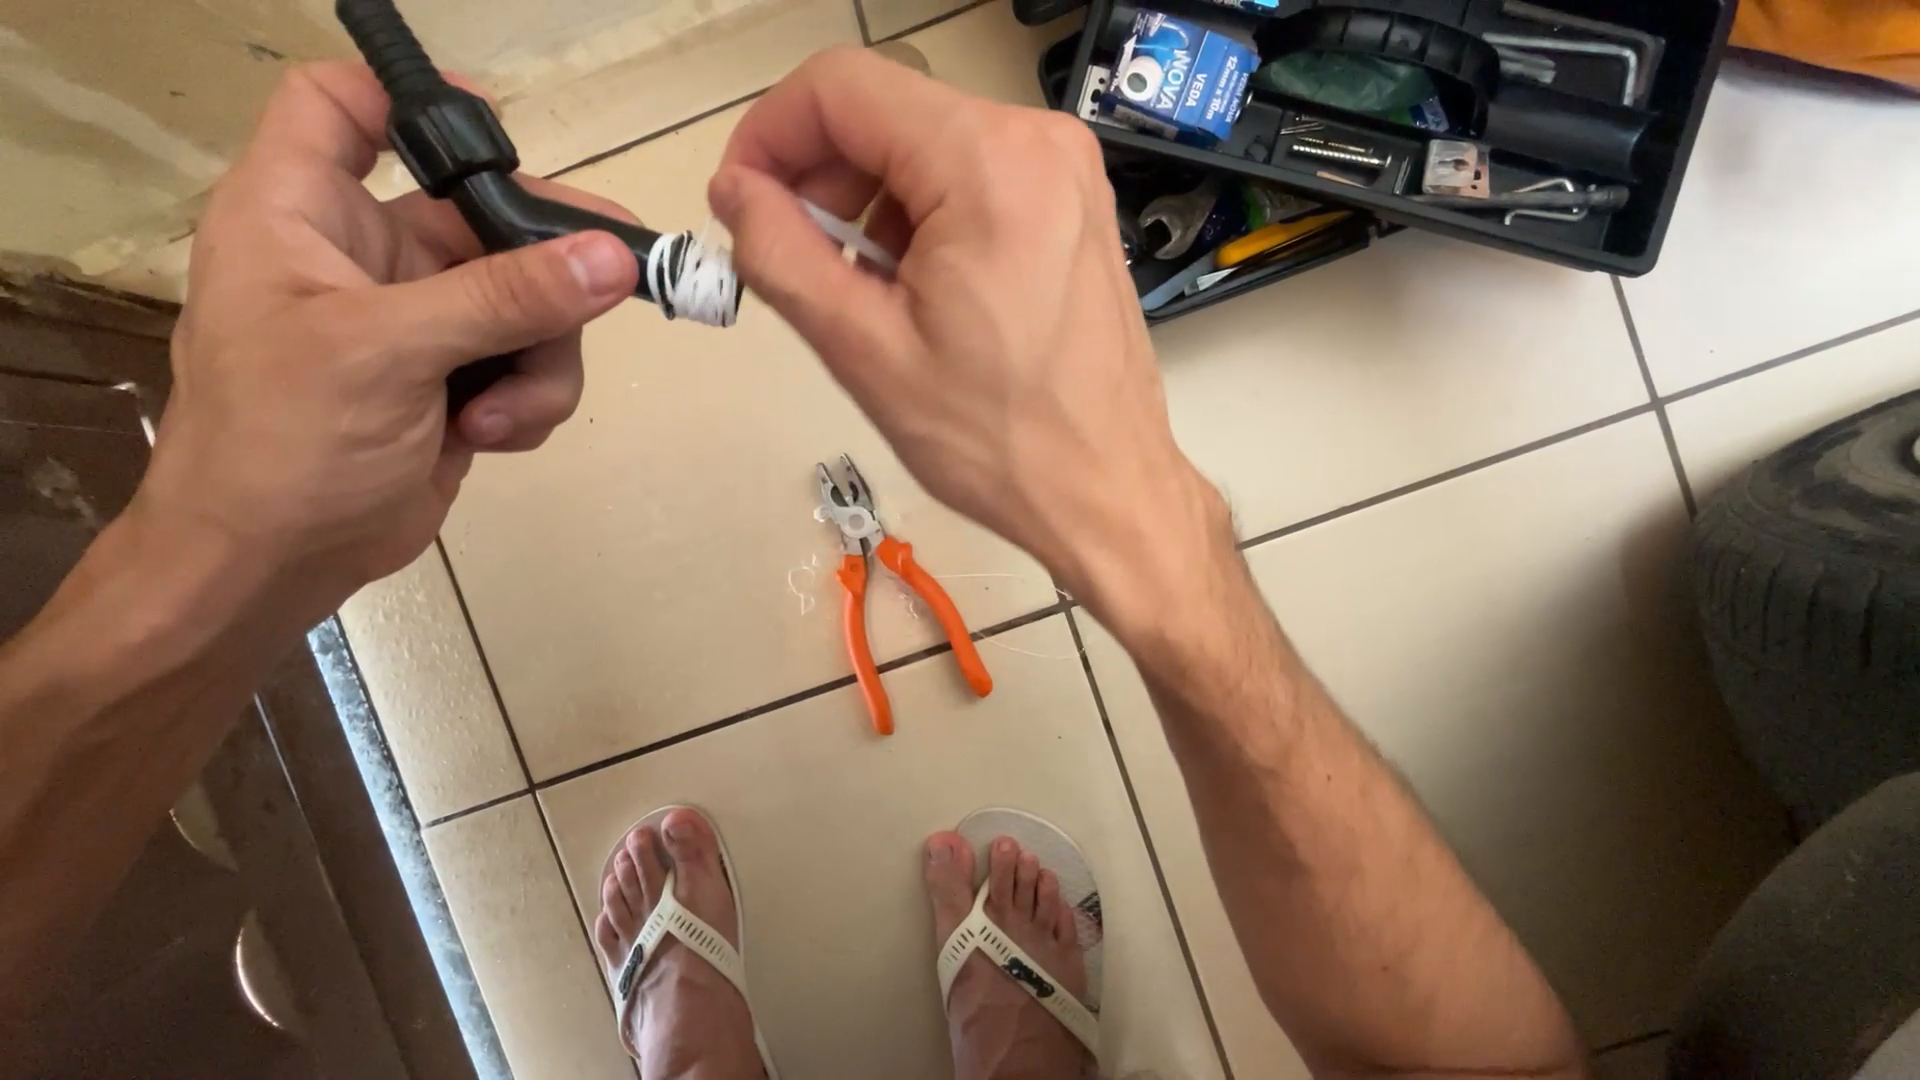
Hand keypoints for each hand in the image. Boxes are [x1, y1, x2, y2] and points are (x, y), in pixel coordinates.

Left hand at [137, 62, 639, 619]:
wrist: (285, 560)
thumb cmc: (290, 442)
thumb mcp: (391, 353)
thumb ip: (504, 299)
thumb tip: (613, 258)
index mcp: (308, 214)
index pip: (345, 108)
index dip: (419, 106)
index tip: (507, 143)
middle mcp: (373, 257)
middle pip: (487, 220)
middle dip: (547, 268)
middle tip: (615, 281)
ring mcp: (429, 322)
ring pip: (533, 307)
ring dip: (540, 363)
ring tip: (499, 414)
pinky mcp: (466, 378)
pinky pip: (535, 365)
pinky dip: (530, 402)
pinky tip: (490, 435)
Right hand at [710, 47, 1225, 620]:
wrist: (1105, 491)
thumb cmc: (995, 440)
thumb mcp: (866, 351)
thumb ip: (781, 256)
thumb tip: (736, 193)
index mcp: (989, 164)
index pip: (842, 87)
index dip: (769, 134)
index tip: (740, 202)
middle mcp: (1041, 143)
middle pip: (889, 114)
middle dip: (823, 179)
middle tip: (801, 264)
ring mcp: (1069, 175)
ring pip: (930, 148)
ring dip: (873, 206)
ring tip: (869, 296)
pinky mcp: (1077, 210)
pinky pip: (976, 182)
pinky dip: (926, 220)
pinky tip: (921, 293)